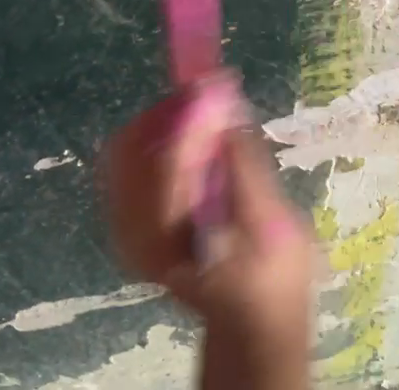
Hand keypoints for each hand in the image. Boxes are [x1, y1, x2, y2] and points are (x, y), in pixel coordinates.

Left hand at [103, 73, 313, 389]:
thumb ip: (244, 164)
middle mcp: (135, 235)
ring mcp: (125, 230)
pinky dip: (155, 137)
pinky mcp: (127, 223)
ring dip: (163, 120)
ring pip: (126, 150)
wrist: (251, 322)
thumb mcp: (273, 223)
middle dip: (170, 111)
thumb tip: (226, 106)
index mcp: (173, 242)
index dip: (192, 111)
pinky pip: (127, 162)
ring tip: (203, 109)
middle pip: (133, 148)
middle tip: (209, 90)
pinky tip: (189, 134)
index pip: (170, 160)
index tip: (216, 77)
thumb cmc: (272, 276)